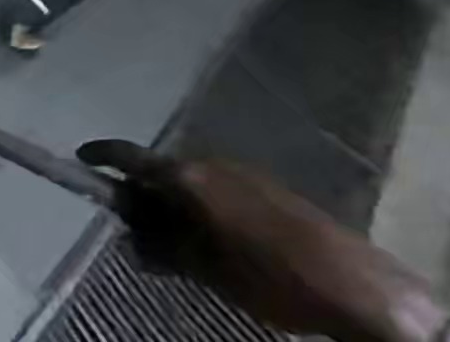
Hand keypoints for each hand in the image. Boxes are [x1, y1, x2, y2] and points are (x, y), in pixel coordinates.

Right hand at [78, 140, 449, 341]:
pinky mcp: (270, 188)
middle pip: (160, 170)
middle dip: (144, 193)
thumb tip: (130, 242)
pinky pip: (220, 189)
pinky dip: (206, 207)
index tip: (82, 159)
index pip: (128, 156)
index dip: (101, 156)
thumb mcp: (209, 272)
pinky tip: (224, 242)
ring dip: (177, 203)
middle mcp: (208, 164)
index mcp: (186, 178)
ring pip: (192, 181)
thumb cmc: (275, 279)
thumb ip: (162, 251)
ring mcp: (242, 173)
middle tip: (139, 226)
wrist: (367, 293)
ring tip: (183, 242)